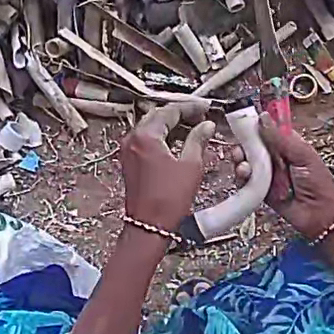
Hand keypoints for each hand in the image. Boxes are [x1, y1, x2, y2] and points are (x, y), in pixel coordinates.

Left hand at [121, 102, 214, 231]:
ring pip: (151, 128)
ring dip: (171, 126)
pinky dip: (162, 138)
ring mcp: (128, 151)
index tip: (204, 107)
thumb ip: (198, 140)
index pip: (169, 111)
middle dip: (179, 114)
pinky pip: (145, 141)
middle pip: (157, 116)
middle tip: (200, 116)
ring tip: (193, 129)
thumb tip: (205, 126)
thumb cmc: (168, 200)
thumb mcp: (191, 165)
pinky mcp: (129, 162)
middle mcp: (132, 140)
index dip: (190, 108)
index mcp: (146, 136)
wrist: (149, 226)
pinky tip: (178, 142)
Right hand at [253, 116, 333, 237]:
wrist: (320, 214)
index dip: (255, 127)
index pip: (268, 131)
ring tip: (243, 164)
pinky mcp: (260, 190)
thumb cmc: (318, 183)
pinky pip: (245, 181)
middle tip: (240, 147)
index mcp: (287, 145)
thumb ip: (280, 138)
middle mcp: (275, 158)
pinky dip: (241, 177)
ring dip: (241, 161)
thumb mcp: (301, 155)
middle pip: (253, 146)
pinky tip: (244, 175)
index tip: (244, 123)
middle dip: (244, 145)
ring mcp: (267, 174)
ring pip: (246, 163)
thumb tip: (263, 117)